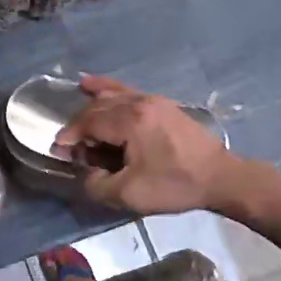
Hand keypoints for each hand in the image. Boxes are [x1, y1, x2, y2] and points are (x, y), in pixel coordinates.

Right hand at [53, 74, 235, 215]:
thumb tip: (86, 173)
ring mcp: (153, 100)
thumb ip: (97, 185)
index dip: (70, 137)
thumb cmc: (174, 185)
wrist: (220, 177)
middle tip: (71, 145)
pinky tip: (95, 86)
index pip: (88, 123)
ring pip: (112, 95)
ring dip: (91, 103)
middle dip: (79, 124)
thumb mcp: (129, 194)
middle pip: (97, 107)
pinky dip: (108, 89)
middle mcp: (139, 103)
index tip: (59, 151)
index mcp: (130, 121)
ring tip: (75, 100)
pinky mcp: (163, 105)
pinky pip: (127, 92)